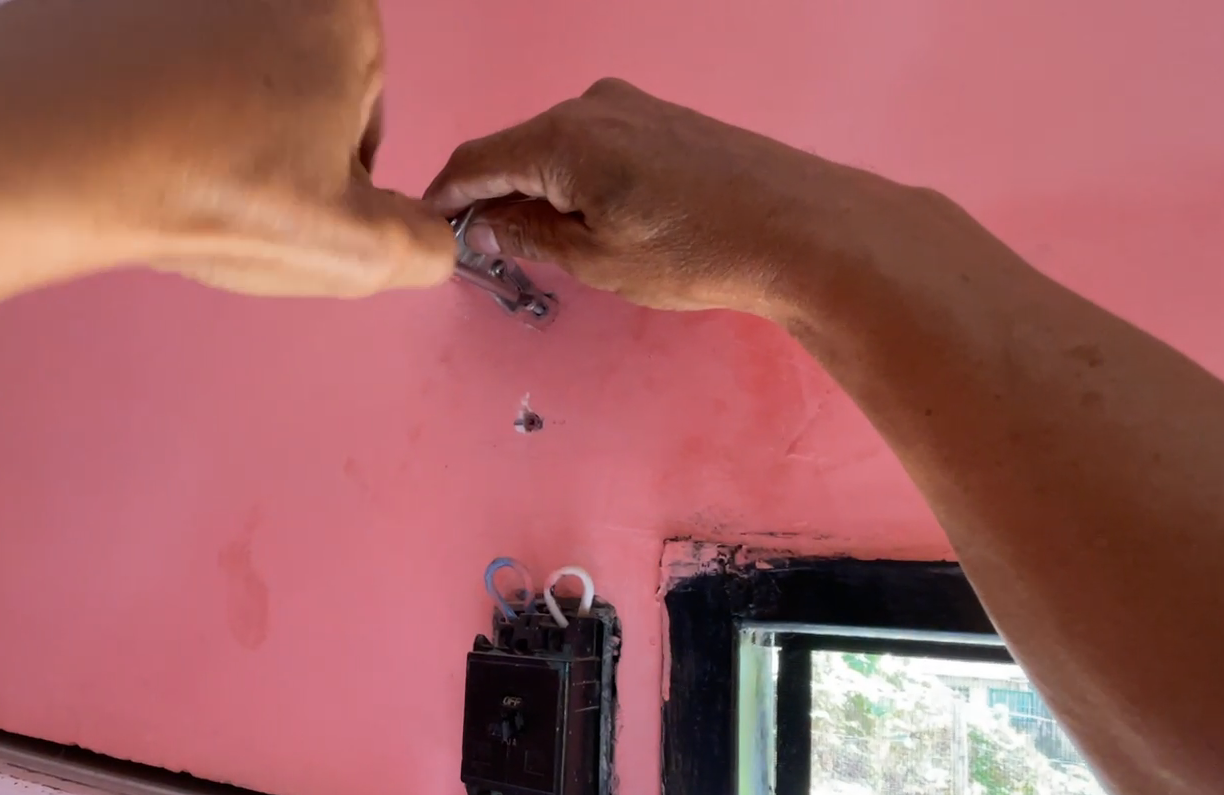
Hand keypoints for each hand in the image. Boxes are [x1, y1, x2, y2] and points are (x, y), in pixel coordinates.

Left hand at [0, 0, 453, 296]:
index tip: (281, 208)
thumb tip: (436, 239)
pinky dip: (166, 106)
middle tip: (229, 195)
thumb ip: (422, 248)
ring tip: (179, 172)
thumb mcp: (355, 251)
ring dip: (220, 134)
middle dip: (277, 153)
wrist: (48, 148)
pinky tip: (137, 140)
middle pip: (297, 95)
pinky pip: (170, 63)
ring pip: (232, 83)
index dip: (330, 188)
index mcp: (344, 12)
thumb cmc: (225, 194)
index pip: (363, 127)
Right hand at [426, 78, 985, 322]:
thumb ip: (528, 234)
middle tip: (482, 248)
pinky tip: (580, 217)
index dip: (444, 195)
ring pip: (552, 149)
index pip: (477, 159)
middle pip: (513, 150)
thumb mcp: (595, 259)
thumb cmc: (691, 254)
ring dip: (531, 191)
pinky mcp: (656, 119)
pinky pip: (588, 147)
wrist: (798, 229)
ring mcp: (628, 107)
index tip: (426, 225)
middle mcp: (590, 106)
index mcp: (563, 138)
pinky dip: (567, 181)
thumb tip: (482, 222)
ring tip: (536, 243)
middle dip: (488, 196)